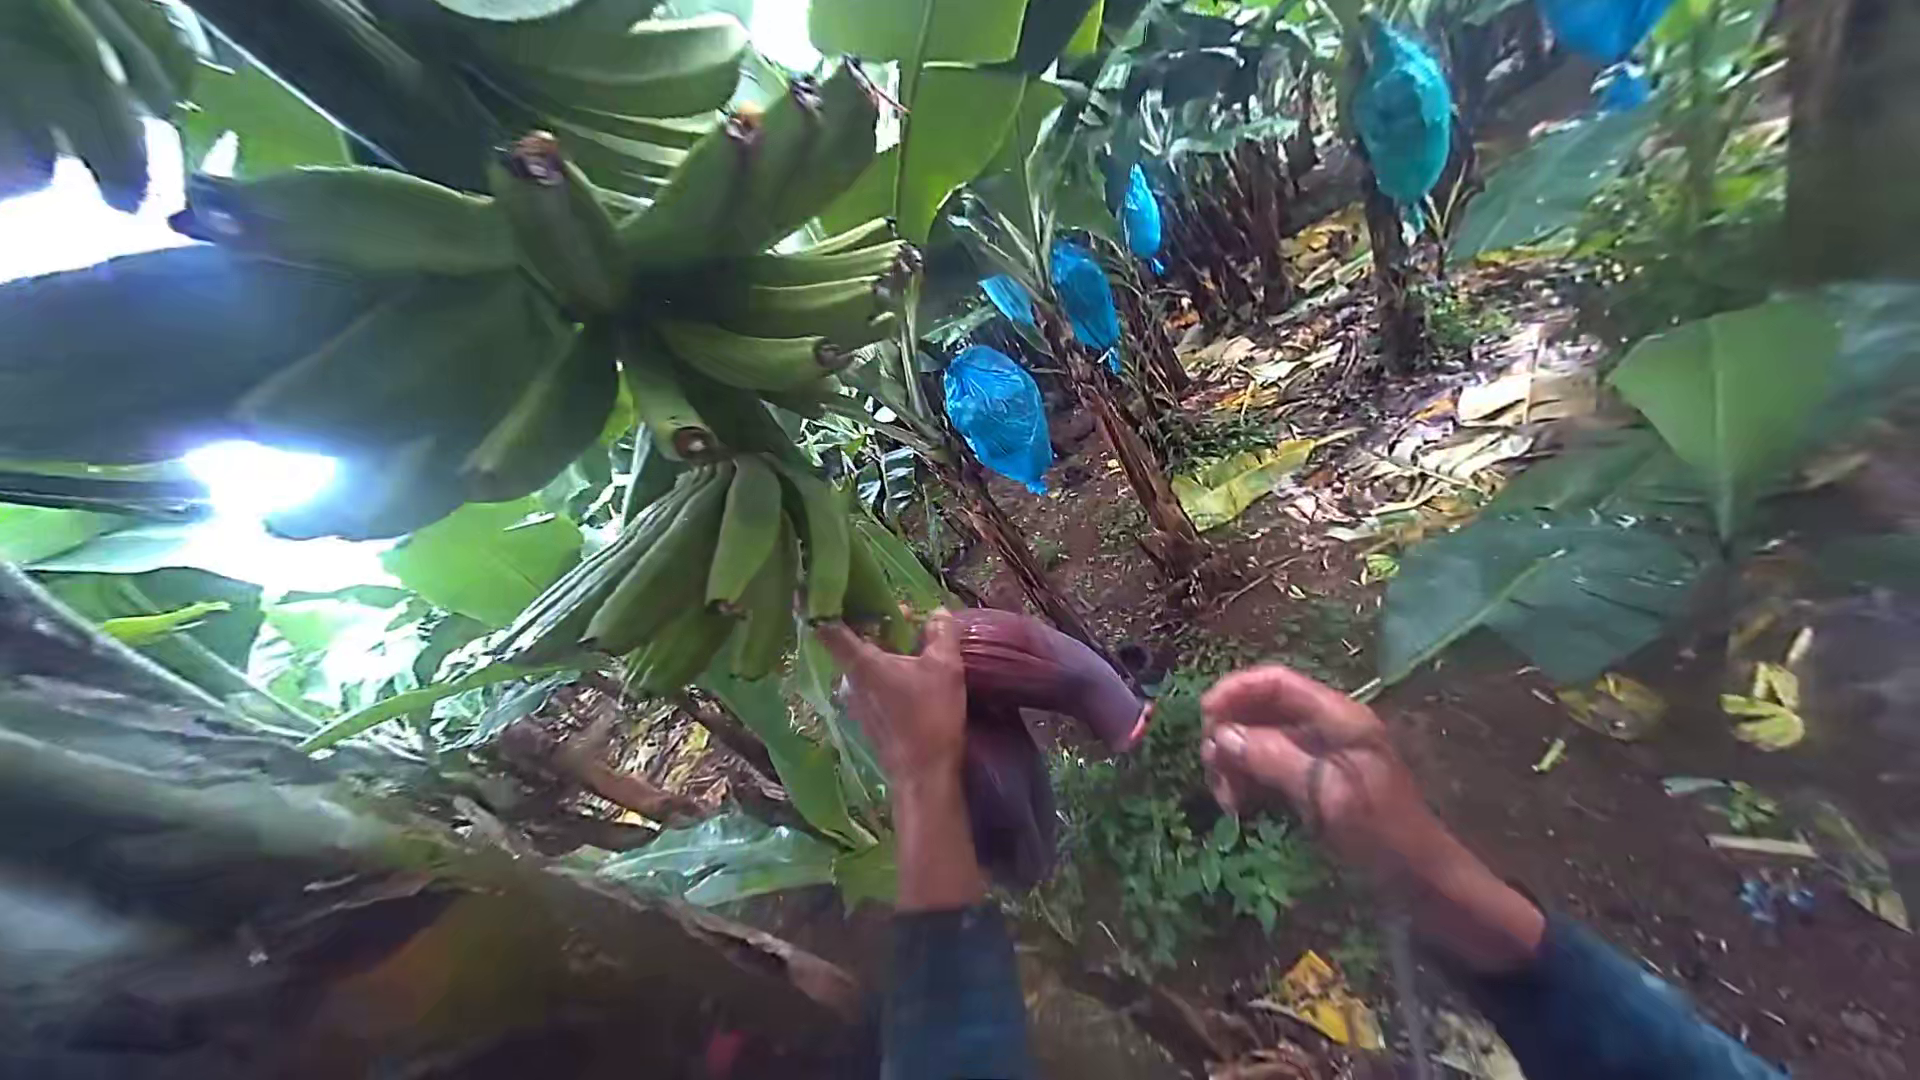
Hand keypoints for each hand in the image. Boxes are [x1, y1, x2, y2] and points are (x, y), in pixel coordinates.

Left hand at [817, 609, 966, 789]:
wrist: (925, 775)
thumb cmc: (930, 714)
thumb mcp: (944, 667)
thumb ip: (940, 633)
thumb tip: (937, 611)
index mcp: (862, 662)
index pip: (829, 629)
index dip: (823, 608)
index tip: (822, 590)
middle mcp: (850, 681)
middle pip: (853, 644)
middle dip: (876, 625)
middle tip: (906, 617)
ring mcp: (856, 704)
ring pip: (865, 666)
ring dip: (885, 651)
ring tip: (915, 645)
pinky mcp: (867, 720)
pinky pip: (872, 685)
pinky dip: (887, 673)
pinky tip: (912, 676)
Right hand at [1201, 665, 1543, 971]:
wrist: (1426, 890)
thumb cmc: (1384, 838)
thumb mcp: (1328, 795)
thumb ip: (1273, 758)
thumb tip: (1221, 735)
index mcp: (1338, 717)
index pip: (1275, 681)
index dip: (1234, 690)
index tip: (1205, 716)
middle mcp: (1323, 726)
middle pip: (1257, 708)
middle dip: (1228, 732)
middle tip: (1212, 768)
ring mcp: (1315, 752)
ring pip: (1253, 737)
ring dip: (1231, 761)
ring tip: (1225, 798)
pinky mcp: (1307, 778)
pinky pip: (1261, 765)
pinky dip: (1243, 779)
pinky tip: (1236, 804)